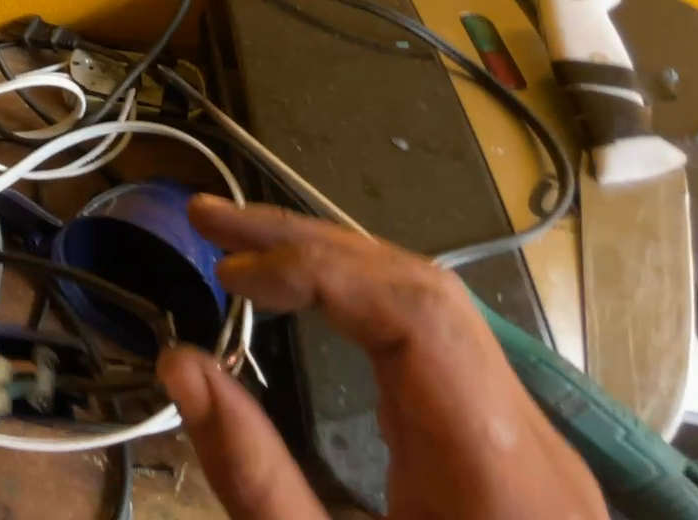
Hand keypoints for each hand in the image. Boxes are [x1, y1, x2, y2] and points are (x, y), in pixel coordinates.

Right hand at [158, 195, 603, 519]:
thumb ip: (253, 476)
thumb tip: (178, 362)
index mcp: (494, 465)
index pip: (416, 311)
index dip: (315, 268)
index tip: (228, 274)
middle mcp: (520, 429)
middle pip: (418, 285)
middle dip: (304, 240)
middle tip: (208, 220)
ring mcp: (514, 428)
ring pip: (422, 298)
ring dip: (322, 254)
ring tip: (235, 238)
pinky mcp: (492, 435)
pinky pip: (422, 333)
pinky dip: (345, 291)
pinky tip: (294, 287)